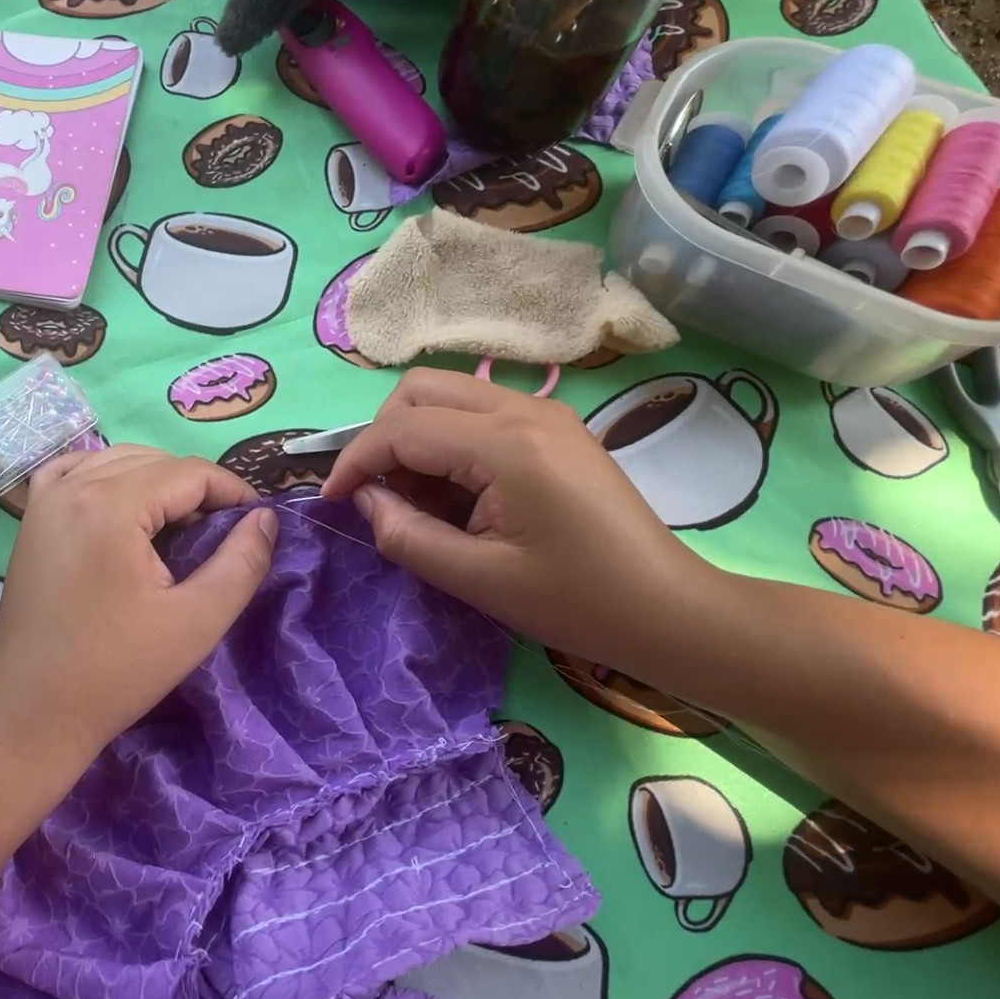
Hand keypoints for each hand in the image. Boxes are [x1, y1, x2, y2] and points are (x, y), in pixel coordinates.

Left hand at [0, 446, 278, 765]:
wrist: (30, 716)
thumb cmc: (116, 673)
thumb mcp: (196, 622)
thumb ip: (241, 563)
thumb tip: (265, 519)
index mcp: (110, 507)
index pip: (189, 472)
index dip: (233, 491)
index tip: (256, 522)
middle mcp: (72, 488)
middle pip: (155, 461)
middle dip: (198, 487)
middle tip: (223, 532)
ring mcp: (44, 502)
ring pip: (117, 461)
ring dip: (157, 481)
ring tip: (181, 526)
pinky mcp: (31, 522)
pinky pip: (74, 471)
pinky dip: (108, 476)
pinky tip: (125, 505)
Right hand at [320, 368, 717, 656]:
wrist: (669, 609)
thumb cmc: (576, 603)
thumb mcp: (478, 580)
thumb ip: (405, 535)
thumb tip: (363, 499)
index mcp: (508, 445)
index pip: (403, 428)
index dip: (355, 461)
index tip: (330, 501)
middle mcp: (525, 408)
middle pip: (420, 389)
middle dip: (382, 437)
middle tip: (381, 497)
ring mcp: (544, 412)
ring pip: (448, 395)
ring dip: (415, 439)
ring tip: (420, 503)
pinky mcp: (554, 426)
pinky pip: (478, 414)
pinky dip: (448, 443)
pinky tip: (458, 496)